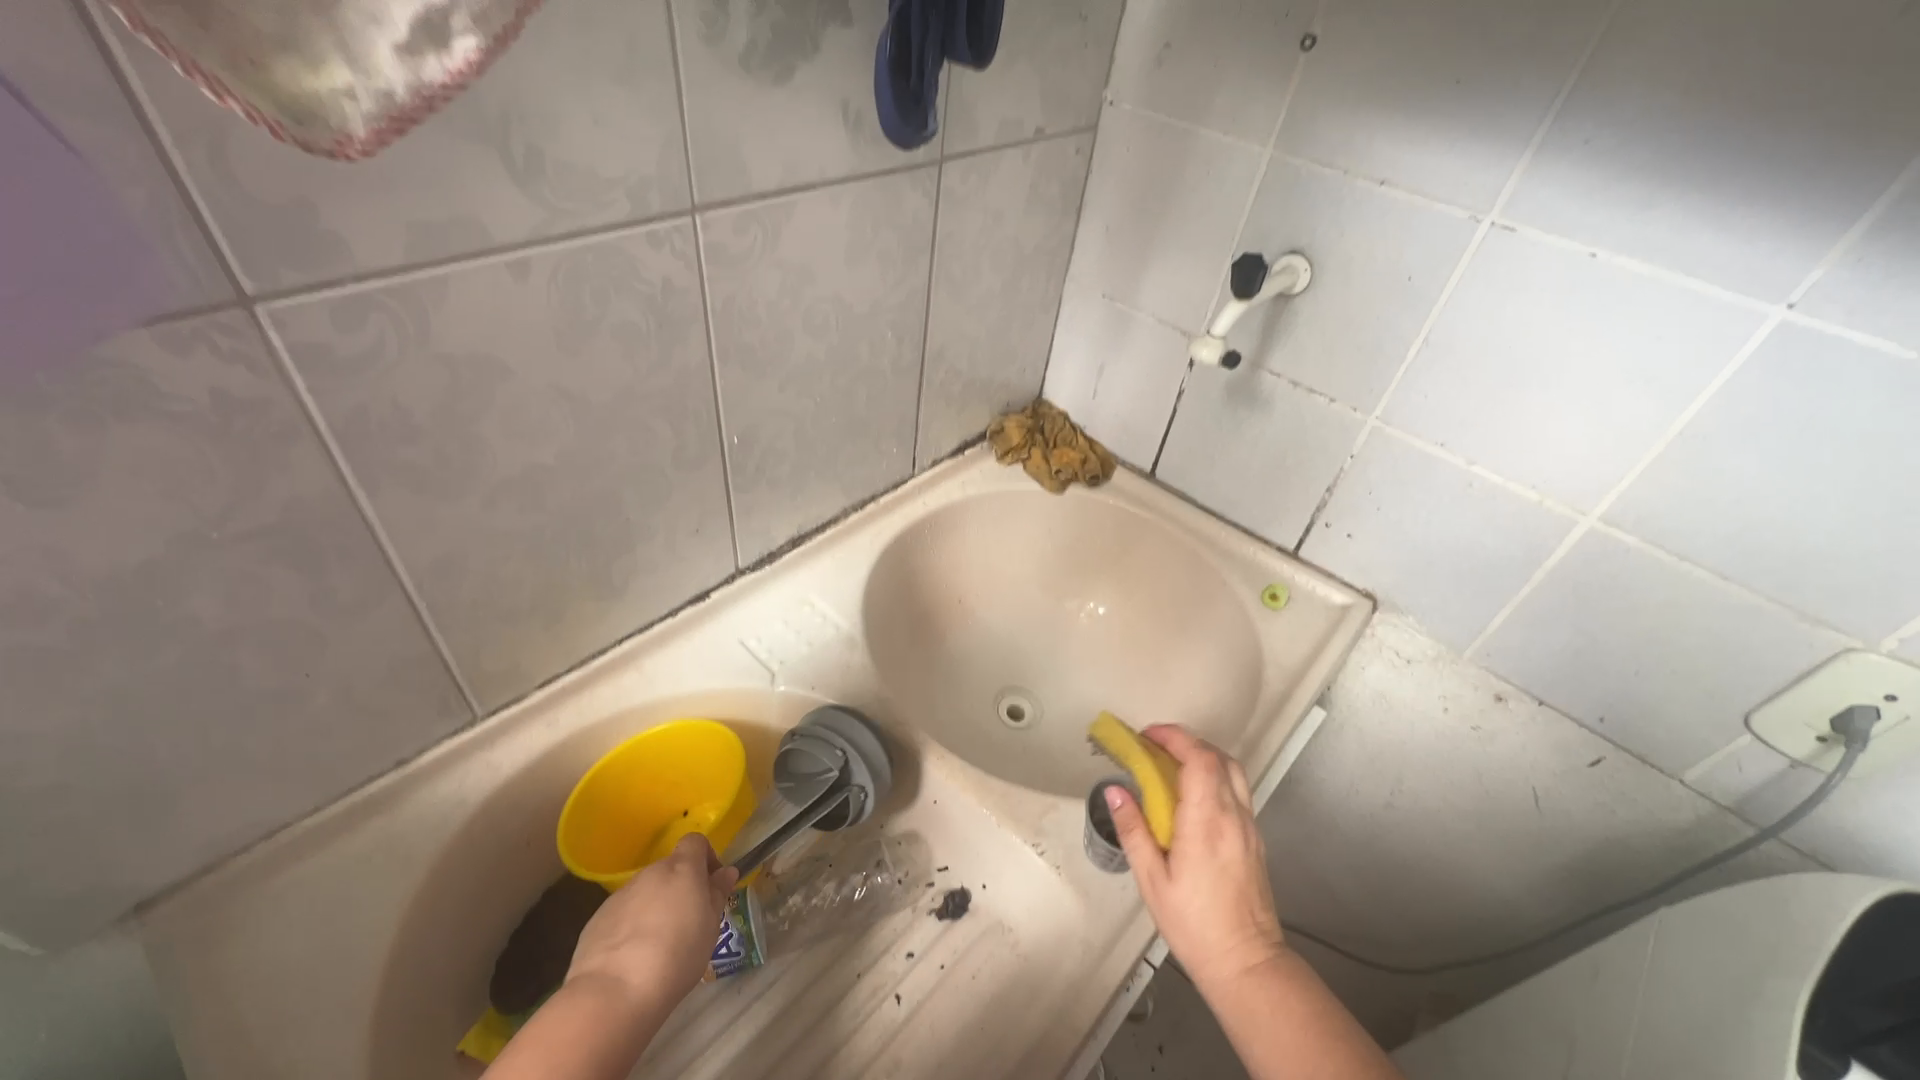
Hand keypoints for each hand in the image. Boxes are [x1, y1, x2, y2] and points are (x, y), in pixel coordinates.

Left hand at [566, 833, 740, 1009]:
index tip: (712, 886)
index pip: (695, 842)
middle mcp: (649, 874)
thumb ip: (717, 894)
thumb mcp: (710, 927)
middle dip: (680, 889)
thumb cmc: (677, 956)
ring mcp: (620, 895)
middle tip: (689, 924)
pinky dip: (632, 926)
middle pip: (669, 870)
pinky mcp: (597, 919)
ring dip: (656, 908)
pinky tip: (633, 958)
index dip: (706, 858)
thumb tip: (725, 872)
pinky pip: (623, 914)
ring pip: (645, 893)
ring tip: (659, 947)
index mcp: (681, 870)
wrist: (614, 991)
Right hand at [1106, 725, 1286, 991]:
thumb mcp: (1152, 880)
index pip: (1198, 759)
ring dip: (1204, 758)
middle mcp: (1234, 816)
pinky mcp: (1256, 841)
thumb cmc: (1194, 924)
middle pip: (1219, 758)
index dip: (1174, 738)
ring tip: (1173, 767)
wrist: (1246, 962)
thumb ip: (1134, 830)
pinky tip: (1193, 799)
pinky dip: (1215, 779)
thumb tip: (1115, 791)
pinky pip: (1238, 793)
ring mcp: (1250, 827)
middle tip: (1156, 747)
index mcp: (1206, 821)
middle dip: (1187, 743)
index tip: (1148, 735)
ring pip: (1233, 773)